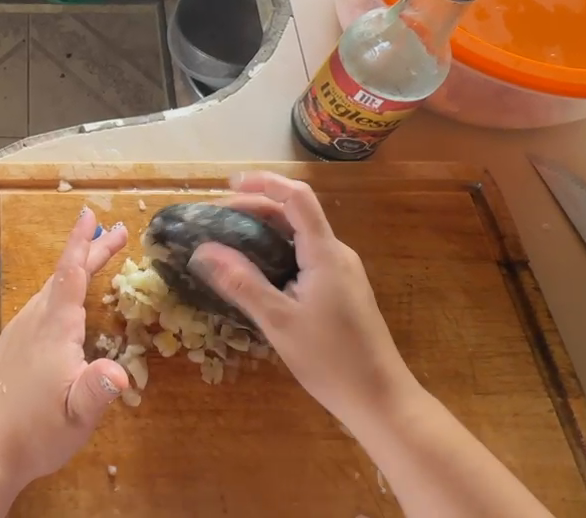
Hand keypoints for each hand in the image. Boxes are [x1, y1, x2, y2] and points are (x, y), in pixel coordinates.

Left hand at [0, 207, 130, 494]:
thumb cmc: (34, 433)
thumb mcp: (75, 418)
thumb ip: (97, 391)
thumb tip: (121, 372)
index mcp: (54, 328)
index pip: (70, 274)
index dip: (81, 242)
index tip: (89, 214)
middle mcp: (36, 319)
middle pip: (65, 274)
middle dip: (91, 250)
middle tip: (119, 231)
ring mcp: (22, 329)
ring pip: (53, 288)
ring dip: (78, 268)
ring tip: (100, 257)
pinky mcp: (15, 342)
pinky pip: (44, 303)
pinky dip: (64, 289)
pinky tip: (71, 302)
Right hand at [186, 171, 417, 425]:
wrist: (382, 403)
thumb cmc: (332, 361)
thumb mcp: (279, 321)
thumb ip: (241, 282)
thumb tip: (202, 250)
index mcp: (325, 253)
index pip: (296, 197)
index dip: (264, 182)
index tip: (228, 185)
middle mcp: (335, 253)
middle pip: (293, 212)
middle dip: (252, 208)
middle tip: (214, 221)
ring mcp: (340, 271)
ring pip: (296, 234)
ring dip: (261, 229)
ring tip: (225, 241)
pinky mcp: (339, 288)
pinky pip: (302, 253)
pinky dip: (273, 249)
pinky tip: (252, 269)